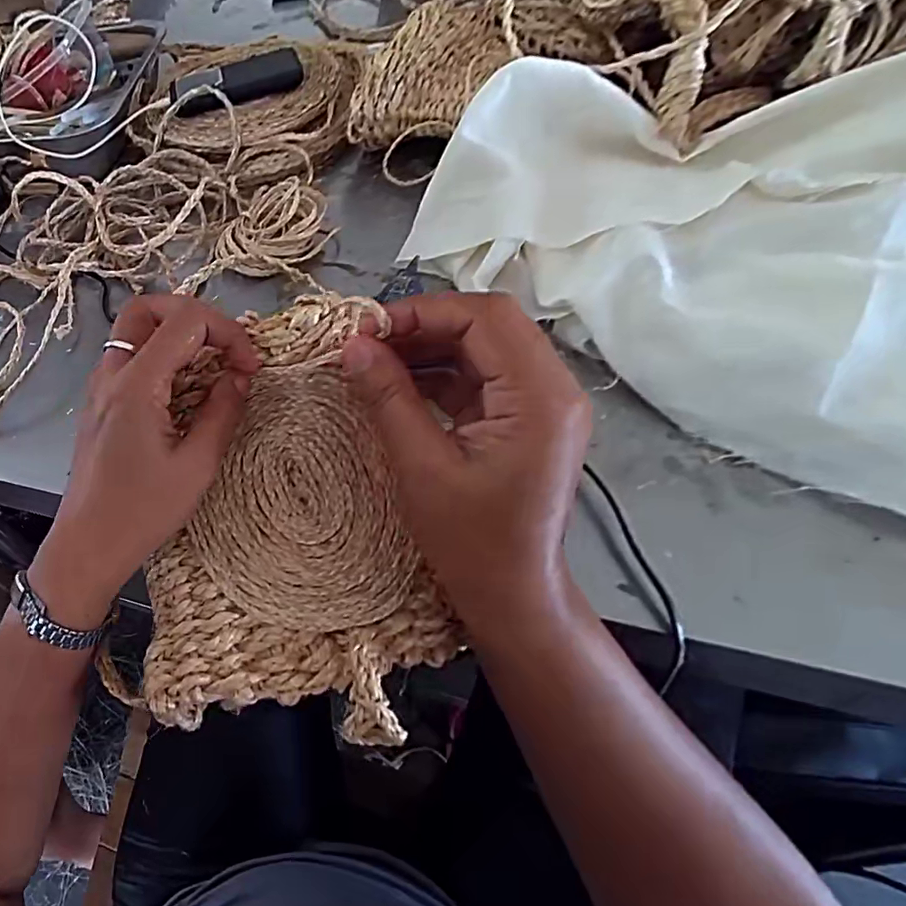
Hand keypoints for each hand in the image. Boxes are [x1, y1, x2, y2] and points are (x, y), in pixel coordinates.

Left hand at [32, 295, 260, 625]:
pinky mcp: (100, 404)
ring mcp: (100, 387)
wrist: (88, 543)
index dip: (228, 333)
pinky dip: (161, 358)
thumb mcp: (196, 466)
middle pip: (149, 308)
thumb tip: (240, 377)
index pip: (187, 321)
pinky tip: (185, 392)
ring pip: (135, 331)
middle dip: (194, 316)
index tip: (249, 367)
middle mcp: (111, 375)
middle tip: (225, 349)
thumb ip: (223, 412)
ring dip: (176, 335)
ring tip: (210, 368)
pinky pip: (130, 359)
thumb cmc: (141, 512)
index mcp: (136, 384)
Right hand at [341, 292, 591, 626]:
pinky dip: (439, 374)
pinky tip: (398, 384)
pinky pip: (482, 377)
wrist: (513, 593)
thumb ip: (388, 398)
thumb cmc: (470, 541)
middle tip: (366, 343)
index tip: (367, 329)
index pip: (486, 318)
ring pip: (483, 348)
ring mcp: (543, 404)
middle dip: (423, 326)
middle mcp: (554, 388)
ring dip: (428, 348)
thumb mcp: (421, 467)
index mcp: (539, 397)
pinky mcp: (526, 419)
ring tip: (374, 361)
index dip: (423, 312)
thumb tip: (352, 346)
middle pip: (488, 325)